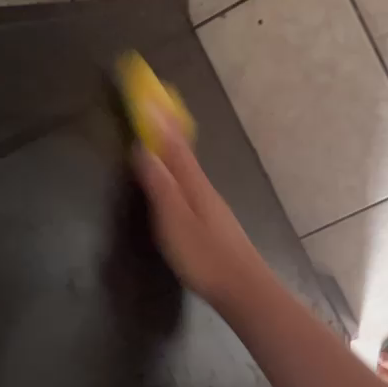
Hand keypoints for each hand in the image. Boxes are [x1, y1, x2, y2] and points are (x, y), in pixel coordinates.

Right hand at [132, 122, 273, 312]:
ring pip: (190, 171)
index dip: (160, 123)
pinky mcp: (215, 225)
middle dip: (168, 131)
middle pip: (184, 154)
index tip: (150, 97)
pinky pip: (193, 187)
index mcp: (194, 185)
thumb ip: (159, 185)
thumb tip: (143, 148)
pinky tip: (180, 183)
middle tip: (155, 109)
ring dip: (175, 151)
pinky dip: (182, 173)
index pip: (174, 146)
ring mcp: (213, 207)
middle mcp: (205, 190)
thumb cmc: (205, 257)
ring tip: (163, 138)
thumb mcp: (174, 221)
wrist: (244, 289)